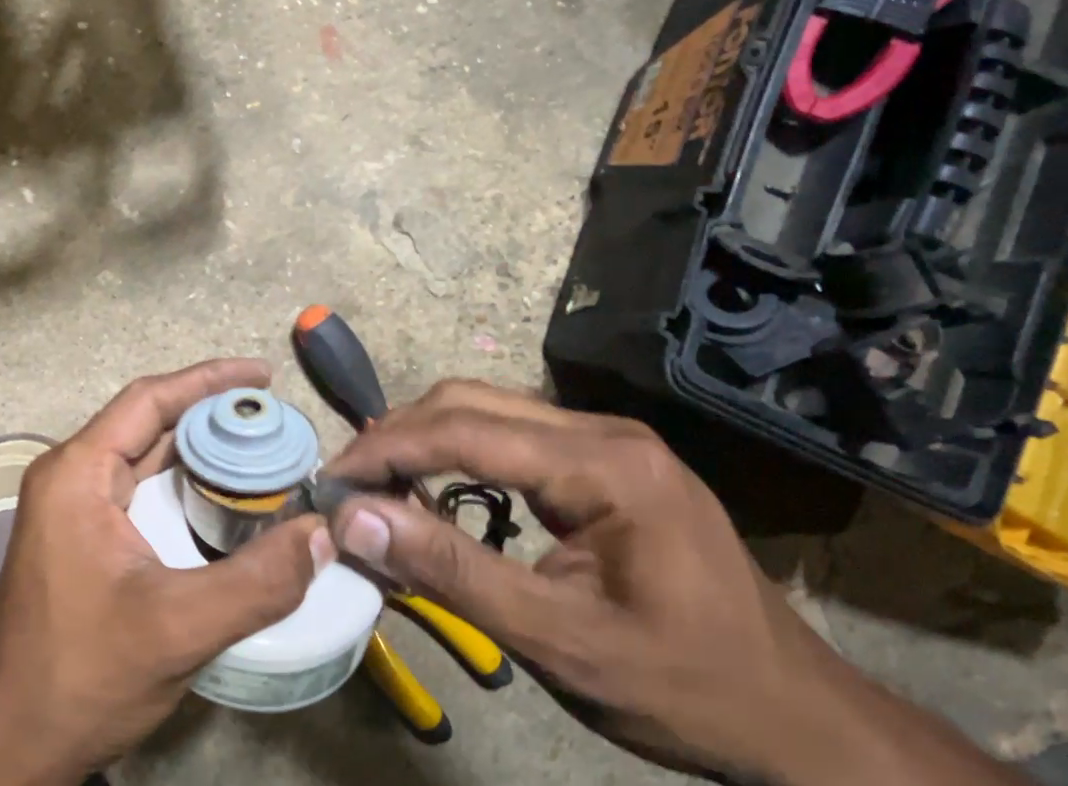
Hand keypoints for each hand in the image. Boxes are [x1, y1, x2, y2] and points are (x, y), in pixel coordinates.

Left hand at [0, 360, 333, 785]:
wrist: (17, 740)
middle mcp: (68, 478)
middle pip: (146, 424)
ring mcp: (68, 510)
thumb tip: (322, 533)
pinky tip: (220, 499)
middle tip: (275, 421)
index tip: (263, 376)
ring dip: (196, 450)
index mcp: (76, 474)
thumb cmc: (84, 675)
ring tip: (259, 452)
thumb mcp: (179, 627)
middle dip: (210, 415)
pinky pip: (134, 490)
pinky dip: (179, 483)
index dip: (207, 380)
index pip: (148, 400)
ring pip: (141, 458)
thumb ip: (257, 581)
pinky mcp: (77, 540)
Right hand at [321, 381, 1019, 784]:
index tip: (328, 485)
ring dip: (422, 444)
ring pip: (486, 412)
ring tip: (377, 492)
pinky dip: (457, 458)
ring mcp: (610, 444)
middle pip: (469, 404)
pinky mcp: (608, 464)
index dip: (383, 451)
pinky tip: (435, 495)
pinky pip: (513, 438)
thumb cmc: (682, 687)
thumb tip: (354, 517)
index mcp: (605, 465)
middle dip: (396, 439)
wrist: (796, 719)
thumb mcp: (557, 640)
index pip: (462, 430)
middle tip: (345, 491)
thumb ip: (450, 570)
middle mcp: (605, 432)